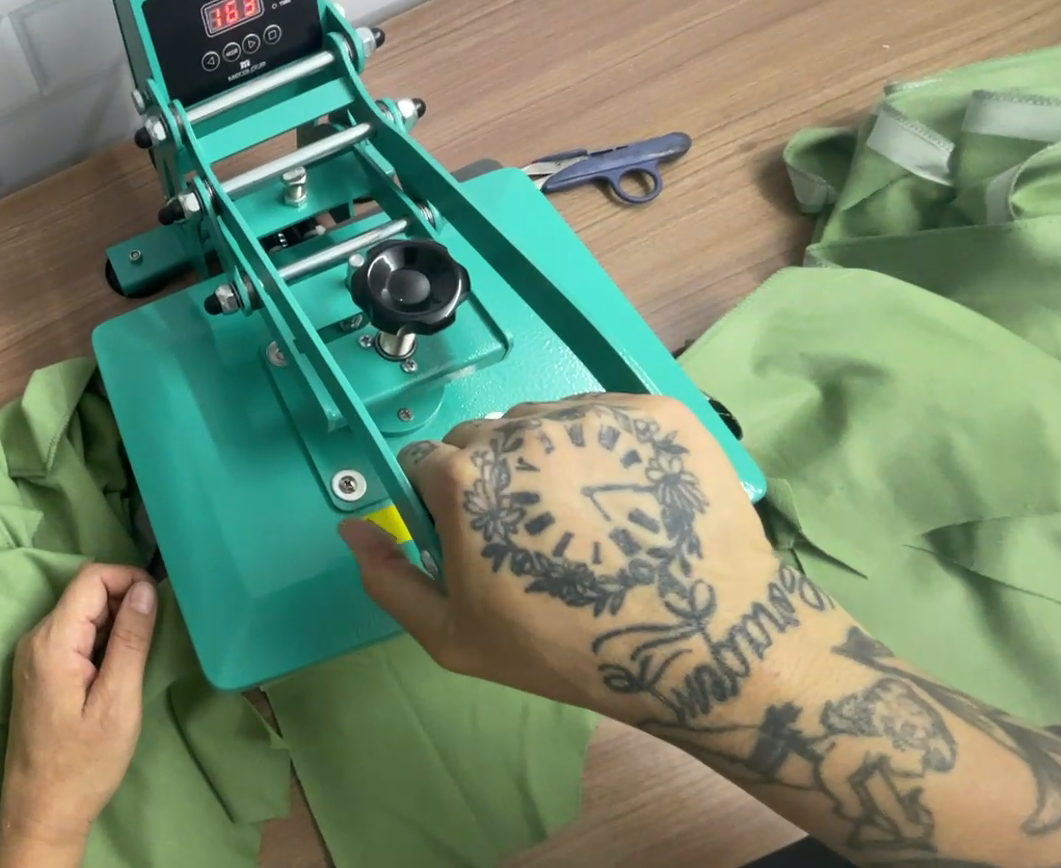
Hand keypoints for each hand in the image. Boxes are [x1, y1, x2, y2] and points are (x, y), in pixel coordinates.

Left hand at [0, 564, 157, 867]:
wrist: (41, 813)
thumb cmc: (84, 764)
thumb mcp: (118, 702)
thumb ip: (131, 640)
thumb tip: (145, 589)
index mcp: (53, 641)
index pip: (91, 578)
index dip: (127, 579)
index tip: (158, 602)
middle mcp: (36, 637)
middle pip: (85, 593)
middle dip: (123, 601)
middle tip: (153, 635)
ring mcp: (34, 653)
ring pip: (80, 612)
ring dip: (113, 622)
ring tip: (138, 655)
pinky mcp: (38, 668)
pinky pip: (73, 634)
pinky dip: (99, 639)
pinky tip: (116, 668)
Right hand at [339, 394, 852, 725]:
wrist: (710, 648)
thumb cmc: (565, 646)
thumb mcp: (453, 635)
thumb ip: (387, 578)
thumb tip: (349, 528)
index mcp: (463, 477)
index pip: (423, 462)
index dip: (440, 502)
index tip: (476, 538)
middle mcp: (516, 430)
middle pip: (476, 439)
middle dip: (487, 477)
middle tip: (532, 534)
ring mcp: (587, 416)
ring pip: (535, 424)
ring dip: (542, 458)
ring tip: (585, 515)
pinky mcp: (650, 412)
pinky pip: (598, 415)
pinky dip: (600, 446)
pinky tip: (625, 495)